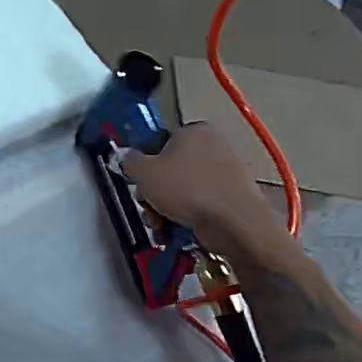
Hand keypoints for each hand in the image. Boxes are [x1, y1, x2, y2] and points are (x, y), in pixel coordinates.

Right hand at [116, 122, 288, 258]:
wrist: (233, 223)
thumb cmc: (185, 189)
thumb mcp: (143, 172)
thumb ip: (128, 161)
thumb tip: (126, 158)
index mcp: (195, 130)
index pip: (159, 141)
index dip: (144, 162)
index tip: (138, 180)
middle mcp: (215, 145)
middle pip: (170, 168)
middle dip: (154, 192)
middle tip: (148, 205)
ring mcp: (228, 172)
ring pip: (183, 189)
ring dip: (165, 208)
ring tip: (161, 224)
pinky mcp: (235, 197)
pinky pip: (201, 203)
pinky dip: (186, 216)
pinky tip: (177, 230)